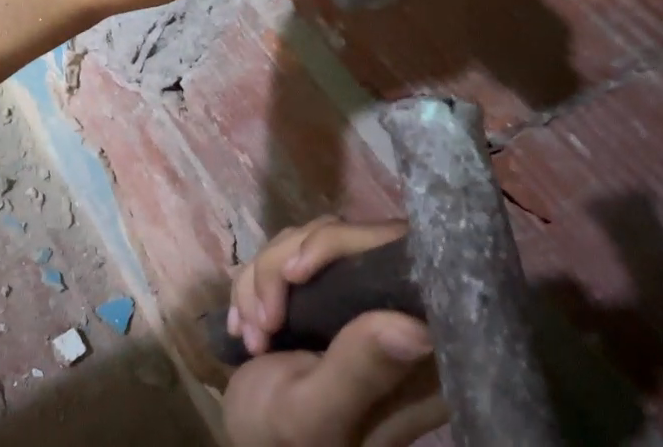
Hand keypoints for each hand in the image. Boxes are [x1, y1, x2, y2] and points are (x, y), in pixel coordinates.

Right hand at [224, 219, 447, 446]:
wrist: (247, 443)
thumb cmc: (284, 440)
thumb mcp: (316, 413)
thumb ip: (361, 370)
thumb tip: (418, 327)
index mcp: (419, 350)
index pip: (400, 259)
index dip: (347, 245)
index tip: (297, 272)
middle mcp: (394, 314)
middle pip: (346, 237)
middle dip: (285, 265)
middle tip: (263, 318)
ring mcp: (354, 301)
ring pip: (308, 240)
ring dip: (263, 278)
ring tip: (252, 332)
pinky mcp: (321, 294)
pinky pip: (284, 254)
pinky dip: (253, 283)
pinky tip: (243, 324)